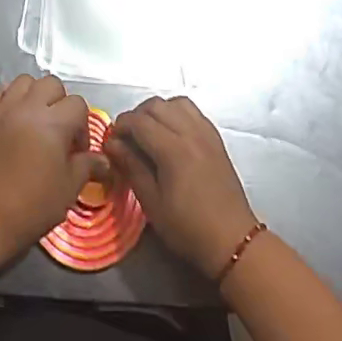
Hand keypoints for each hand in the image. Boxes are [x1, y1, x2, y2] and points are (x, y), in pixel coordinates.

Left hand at [0, 74, 102, 249]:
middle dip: (60, 102)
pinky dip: (5, 97)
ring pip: (24, 81)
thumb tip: (103, 161)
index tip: (77, 150)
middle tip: (58, 129)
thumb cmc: (34, 204)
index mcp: (55, 122)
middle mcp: (30, 108)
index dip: (82, 126)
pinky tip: (11, 114)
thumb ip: (88, 166)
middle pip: (52, 84)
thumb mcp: (70, 187)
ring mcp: (5, 110)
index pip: (78, 104)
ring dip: (33, 94)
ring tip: (35, 117)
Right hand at [105, 97, 258, 278]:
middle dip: (136, 115)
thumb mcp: (152, 203)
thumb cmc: (187, 227)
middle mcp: (190, 132)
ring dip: (158, 110)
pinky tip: (170, 133)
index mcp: (173, 149)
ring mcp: (206, 131)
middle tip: (126, 135)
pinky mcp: (216, 136)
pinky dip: (177, 113)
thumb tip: (113, 144)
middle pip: (157, 105)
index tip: (110, 139)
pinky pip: (193, 111)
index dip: (121, 125)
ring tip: (148, 131)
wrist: (231, 238)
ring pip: (176, 102)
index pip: (140, 121)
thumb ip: (132, 167)